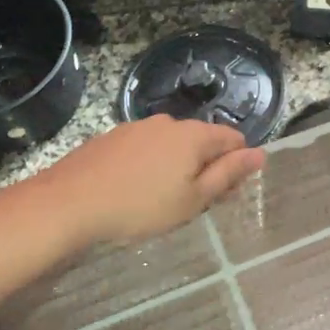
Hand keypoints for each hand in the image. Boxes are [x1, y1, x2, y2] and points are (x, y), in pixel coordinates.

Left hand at [26, 115, 264, 243]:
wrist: (69, 203)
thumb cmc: (141, 207)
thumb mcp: (194, 200)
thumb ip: (228, 174)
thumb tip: (260, 154)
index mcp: (194, 136)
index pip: (233, 139)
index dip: (237, 165)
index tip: (224, 193)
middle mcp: (168, 123)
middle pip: (201, 140)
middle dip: (205, 166)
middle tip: (194, 203)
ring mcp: (136, 127)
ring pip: (171, 144)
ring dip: (176, 166)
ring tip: (161, 199)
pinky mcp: (111, 138)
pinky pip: (144, 149)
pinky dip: (149, 165)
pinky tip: (134, 190)